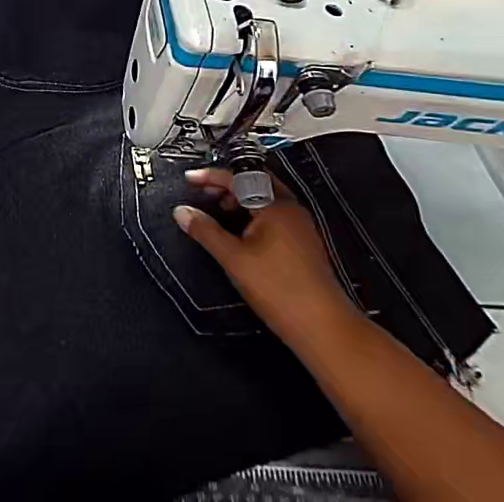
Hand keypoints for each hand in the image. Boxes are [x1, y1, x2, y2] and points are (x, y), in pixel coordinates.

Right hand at [174, 167, 359, 346]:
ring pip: (266, 198)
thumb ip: (206, 231)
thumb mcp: (234, 259)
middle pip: (255, 182)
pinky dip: (254, 212)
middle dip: (228, 184)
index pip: (238, 178)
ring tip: (220, 210)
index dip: (211, 176)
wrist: (321, 326)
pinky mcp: (304, 242)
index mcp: (274, 205)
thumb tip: (181, 212)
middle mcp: (291, 208)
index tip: (190, 179)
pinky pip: (275, 213)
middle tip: (204, 192)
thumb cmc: (277, 289)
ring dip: (241, 198)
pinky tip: (243, 231)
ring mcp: (301, 225)